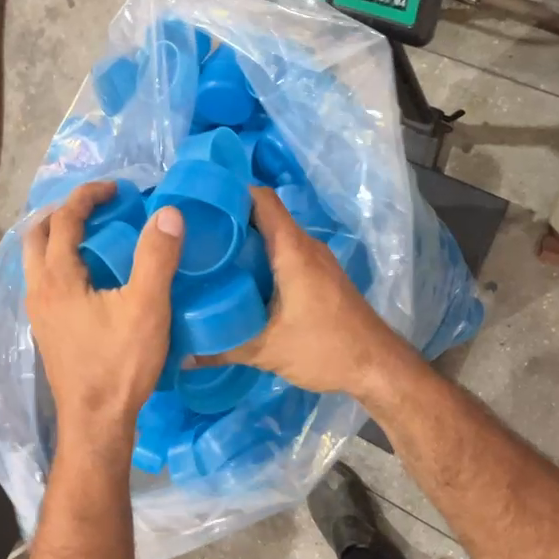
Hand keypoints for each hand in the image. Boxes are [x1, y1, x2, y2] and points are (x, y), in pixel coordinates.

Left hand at [24, 181, 185, 448]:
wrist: (95, 423)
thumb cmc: (120, 364)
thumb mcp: (147, 307)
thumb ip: (157, 257)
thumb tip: (167, 212)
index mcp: (58, 279)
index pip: (64, 220)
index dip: (88, 196)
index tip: (117, 189)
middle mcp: (39, 291)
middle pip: (36, 236)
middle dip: (63, 212)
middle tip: (97, 206)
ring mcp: (39, 314)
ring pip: (36, 260)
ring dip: (57, 237)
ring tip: (92, 235)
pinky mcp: (47, 332)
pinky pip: (44, 280)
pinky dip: (60, 262)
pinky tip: (89, 277)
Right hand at [204, 187, 422, 402]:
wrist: (378, 366)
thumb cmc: (326, 348)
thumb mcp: (267, 351)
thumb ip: (222, 349)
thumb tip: (181, 354)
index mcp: (292, 249)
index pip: (260, 199)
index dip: (228, 193)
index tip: (198, 203)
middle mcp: (305, 246)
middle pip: (263, 217)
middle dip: (228, 223)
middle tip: (192, 237)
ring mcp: (316, 260)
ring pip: (274, 238)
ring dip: (245, 245)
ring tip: (209, 260)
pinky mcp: (321, 277)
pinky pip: (285, 255)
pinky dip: (261, 262)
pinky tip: (239, 283)